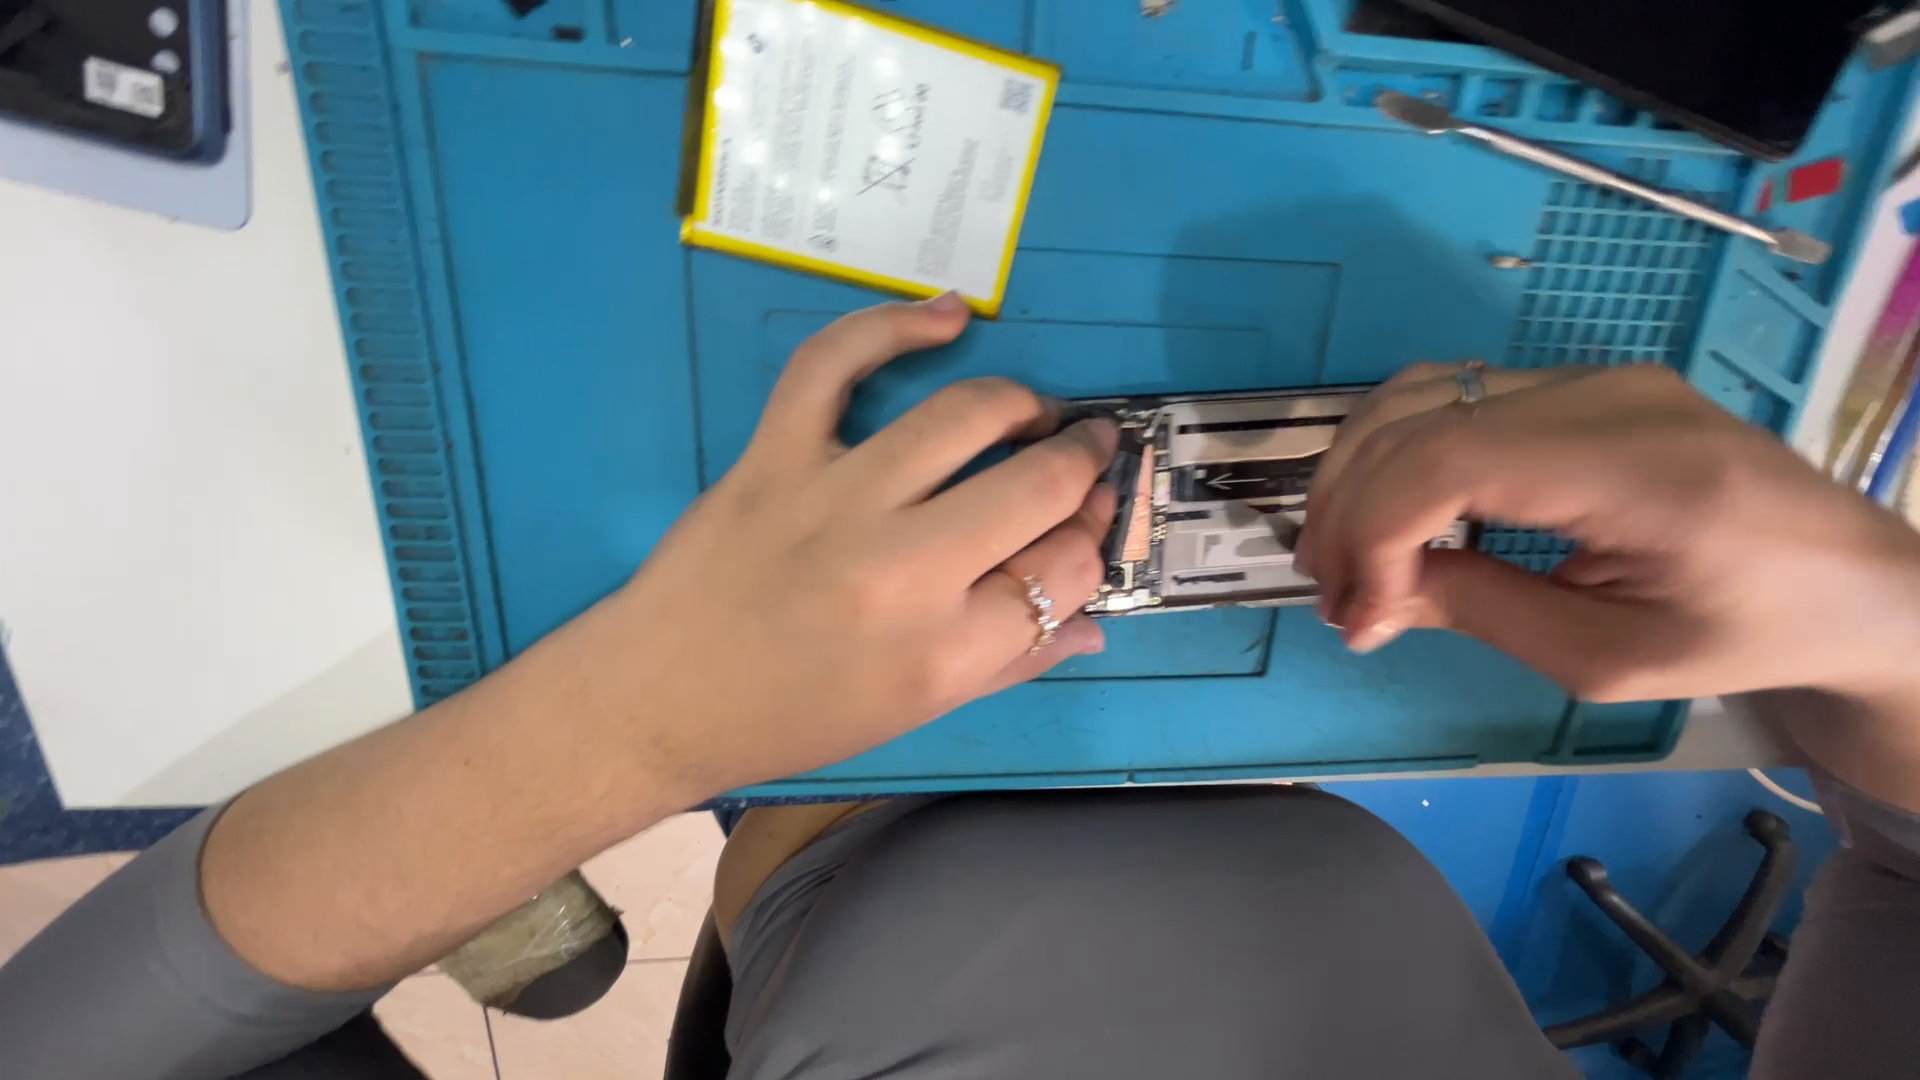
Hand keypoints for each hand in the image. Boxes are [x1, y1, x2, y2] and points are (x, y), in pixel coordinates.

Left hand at [603, 294, 1115, 798]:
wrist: (659, 700)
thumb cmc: (792, 720)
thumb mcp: (915, 711)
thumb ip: (1013, 663)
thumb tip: (1094, 623)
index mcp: (944, 651)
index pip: (1067, 570)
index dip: (1093, 537)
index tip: (1089, 521)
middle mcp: (903, 570)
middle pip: (1038, 487)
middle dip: (1084, 464)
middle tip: (1086, 452)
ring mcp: (835, 499)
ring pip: (964, 415)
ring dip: (1022, 402)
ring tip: (1035, 413)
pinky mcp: (774, 455)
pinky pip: (835, 363)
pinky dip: (892, 323)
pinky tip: (945, 315)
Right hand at [1295, 362, 1919, 707]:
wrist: (1857, 581)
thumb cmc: (1746, 632)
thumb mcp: (1606, 657)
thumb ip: (1477, 611)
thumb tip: (1365, 602)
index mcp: (1639, 467)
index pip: (1448, 461)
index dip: (1374, 533)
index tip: (1362, 612)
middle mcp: (1602, 395)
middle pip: (1413, 425)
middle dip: (1346, 514)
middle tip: (1331, 592)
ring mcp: (1581, 377)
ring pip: (1407, 396)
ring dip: (1348, 476)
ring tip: (1337, 549)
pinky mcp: (1563, 383)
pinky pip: (1435, 394)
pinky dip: (1380, 449)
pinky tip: (1374, 500)